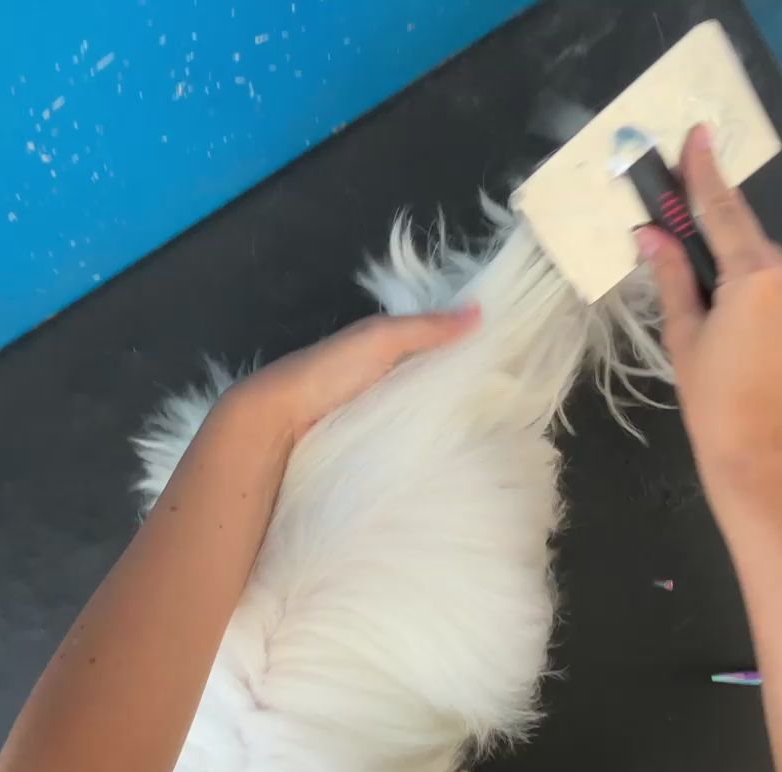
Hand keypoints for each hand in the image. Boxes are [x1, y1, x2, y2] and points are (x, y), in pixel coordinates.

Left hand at [231, 306, 480, 438]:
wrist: (278, 419)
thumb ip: (425, 329)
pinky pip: (402, 438)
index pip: (431, 344)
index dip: (462, 349)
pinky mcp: (365, 443)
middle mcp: (378, 378)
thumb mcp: (380, 339)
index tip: (503, 364)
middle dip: (456, 388)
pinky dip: (421, 441)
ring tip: (485, 430)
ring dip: (440, 419)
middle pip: (425, 379)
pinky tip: (445, 450)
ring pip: (415, 411)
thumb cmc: (328, 371)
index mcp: (381, 347)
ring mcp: (371, 412)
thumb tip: (480, 312)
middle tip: (502, 402)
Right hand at [639, 125, 781, 478]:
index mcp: (752, 276)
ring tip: (744, 342)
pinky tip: (771, 351)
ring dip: (759, 293)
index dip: (705, 174)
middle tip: (710, 309)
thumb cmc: (710, 397)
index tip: (698, 136)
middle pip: (754, 250)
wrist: (761, 451)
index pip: (722, 213)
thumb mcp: (683, 336)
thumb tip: (650, 234)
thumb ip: (672, 278)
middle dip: (731, 266)